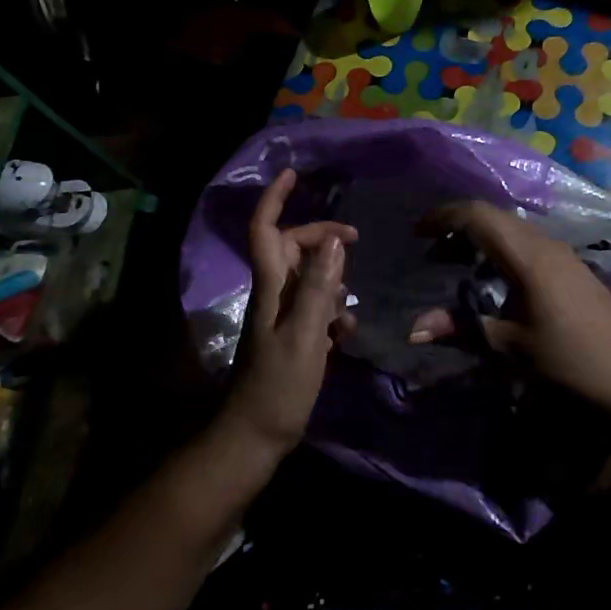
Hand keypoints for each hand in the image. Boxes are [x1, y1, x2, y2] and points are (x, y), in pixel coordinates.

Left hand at [223, 170, 356, 453]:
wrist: (255, 435)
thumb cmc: (278, 385)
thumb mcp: (305, 335)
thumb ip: (318, 288)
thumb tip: (334, 240)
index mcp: (271, 286)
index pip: (266, 230)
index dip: (274, 199)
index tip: (294, 175)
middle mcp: (273, 293)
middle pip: (292, 247)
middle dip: (321, 237)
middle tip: (355, 240)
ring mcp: (281, 315)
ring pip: (306, 277)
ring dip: (331, 278)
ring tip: (352, 297)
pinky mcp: (291, 336)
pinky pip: (313, 307)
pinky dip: (332, 310)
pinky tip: (346, 333)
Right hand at [406, 202, 610, 394]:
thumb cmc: (571, 361)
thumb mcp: (510, 347)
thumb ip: (461, 329)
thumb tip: (412, 330)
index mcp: (528, 256)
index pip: (477, 215)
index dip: (443, 217)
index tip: (417, 233)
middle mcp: (545, 244)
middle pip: (493, 216)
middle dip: (457, 226)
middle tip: (430, 252)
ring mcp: (562, 254)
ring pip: (510, 229)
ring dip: (479, 238)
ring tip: (454, 264)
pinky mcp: (571, 267)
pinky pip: (525, 243)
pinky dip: (498, 250)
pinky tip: (492, 280)